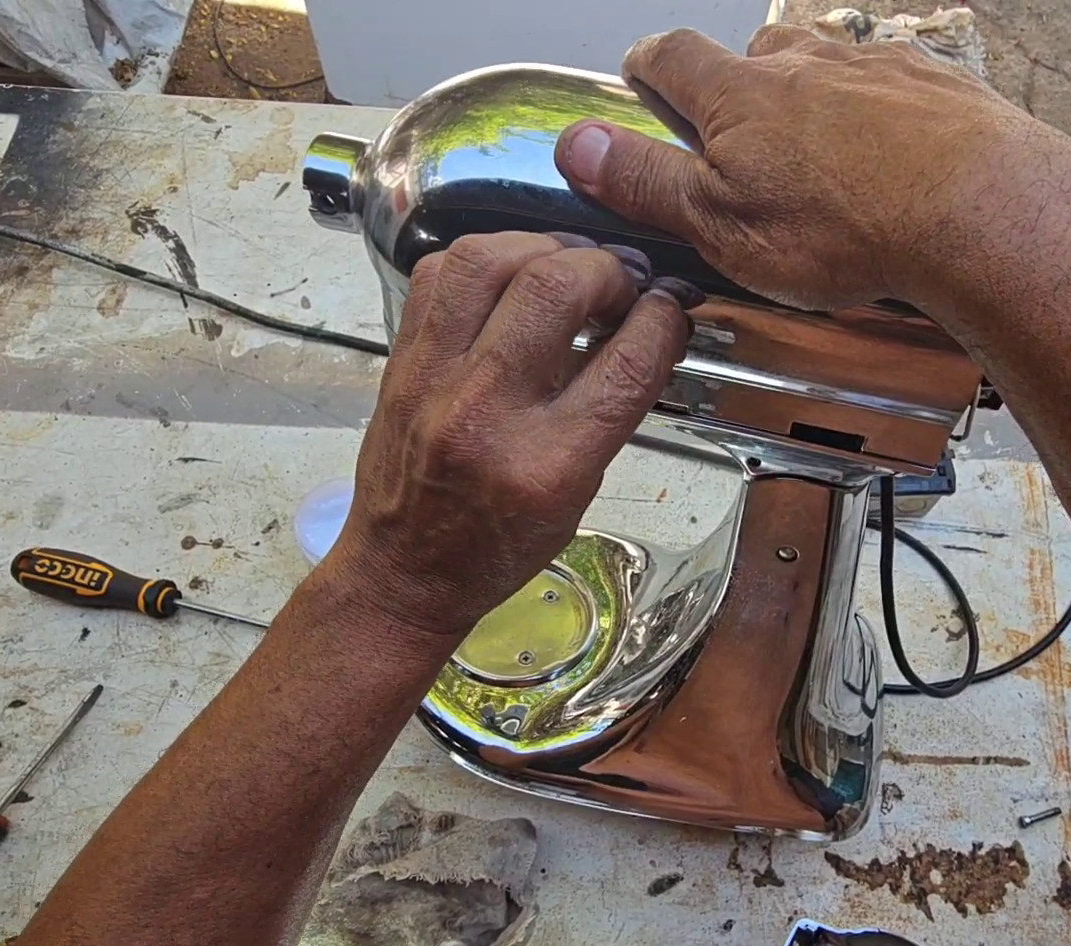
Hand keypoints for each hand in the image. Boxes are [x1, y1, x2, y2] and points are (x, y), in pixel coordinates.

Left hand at [318, 232, 690, 644]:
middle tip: (621, 287)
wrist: (407, 572)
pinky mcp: (401, 363)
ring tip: (568, 268)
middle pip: (556, 289)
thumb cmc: (500, 547)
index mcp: (549, 464)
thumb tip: (642, 333)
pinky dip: (486, 258)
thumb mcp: (579, 494)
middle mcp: (487, 412)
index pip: (625, 362)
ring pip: (487, 260)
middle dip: (607, 271)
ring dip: (543, 248)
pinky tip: (510, 277)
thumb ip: (610, 412)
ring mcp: (433, 380)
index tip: (669, 308)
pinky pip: (440, 274)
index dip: (662, 319)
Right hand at [554, 25, 1070, 312]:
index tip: (642, 73)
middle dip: (734, 86)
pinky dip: (870, 112)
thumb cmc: (842, 225)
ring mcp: (871, 68)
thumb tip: (580, 147)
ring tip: (810, 152)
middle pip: (753, 55)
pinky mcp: (930, 87)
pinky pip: (885, 86)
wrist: (971, 212)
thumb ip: (648, 182)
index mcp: (740, 98)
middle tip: (734, 134)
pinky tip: (879, 154)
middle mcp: (804, 64)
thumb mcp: (719, 222)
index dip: (650, 65)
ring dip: (804, 97)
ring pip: (821, 66)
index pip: (675, 59)